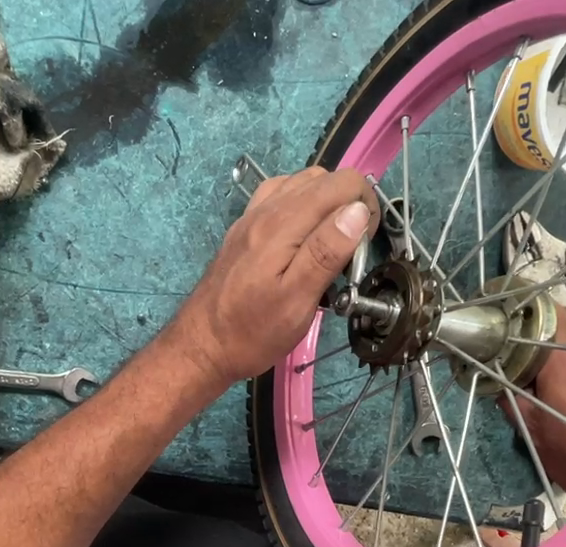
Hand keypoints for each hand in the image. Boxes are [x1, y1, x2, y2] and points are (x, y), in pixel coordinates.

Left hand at [164, 167, 378, 390]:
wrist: (200, 347)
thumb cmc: (251, 333)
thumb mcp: (296, 301)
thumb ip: (326, 252)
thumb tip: (357, 211)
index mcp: (282, 224)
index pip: (342, 183)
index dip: (365, 207)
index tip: (362, 246)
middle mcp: (265, 210)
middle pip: (323, 179)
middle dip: (347, 206)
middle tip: (346, 253)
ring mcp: (251, 218)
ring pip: (301, 185)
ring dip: (324, 206)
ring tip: (325, 247)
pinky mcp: (243, 232)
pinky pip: (279, 200)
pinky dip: (299, 210)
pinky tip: (300, 241)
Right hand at [505, 308, 565, 503]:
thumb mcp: (534, 432)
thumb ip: (511, 396)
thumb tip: (500, 378)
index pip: (529, 313)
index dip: (509, 326)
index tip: (496, 348)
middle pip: (559, 317)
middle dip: (536, 337)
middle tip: (523, 367)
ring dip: (565, 347)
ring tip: (557, 379)